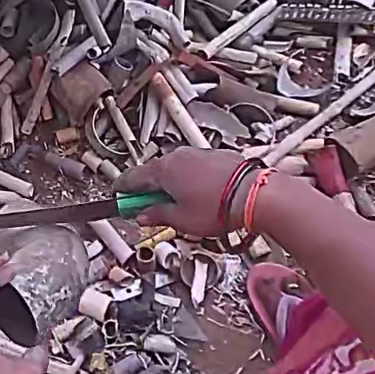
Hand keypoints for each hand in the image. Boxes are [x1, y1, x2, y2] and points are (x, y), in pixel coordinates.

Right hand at [116, 148, 249, 237]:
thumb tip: (144, 215)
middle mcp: (177, 156)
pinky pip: (193, 167)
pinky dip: (189, 179)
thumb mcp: (181, 220)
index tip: (120, 199)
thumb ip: (158, 215)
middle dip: (148, 190)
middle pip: (153, 173)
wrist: (254, 194)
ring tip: (178, 206)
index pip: (132, 179)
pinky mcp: (214, 156)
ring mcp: (197, 154)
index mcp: (163, 170)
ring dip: (170, 184)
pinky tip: (198, 196)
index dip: (123, 191)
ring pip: (174, 169)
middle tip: (148, 208)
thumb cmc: (219, 207)